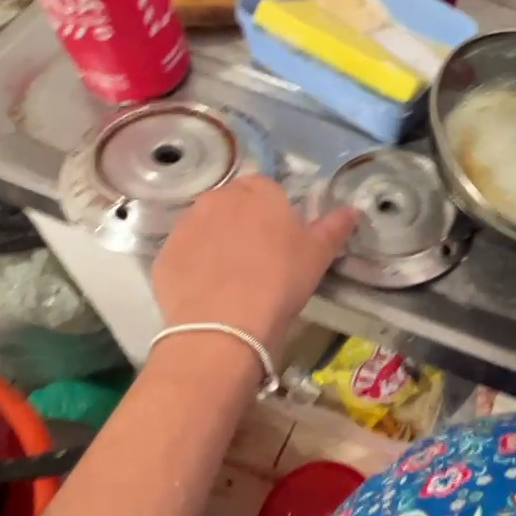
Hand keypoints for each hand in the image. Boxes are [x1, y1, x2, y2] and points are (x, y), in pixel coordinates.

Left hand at [150, 175, 357, 346]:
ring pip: (205, 228)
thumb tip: (352, 210)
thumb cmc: (280, 281)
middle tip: (259, 259)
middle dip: (243, 224)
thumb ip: (334, 227)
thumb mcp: (318, 255)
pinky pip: (184, 255)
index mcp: (257, 191)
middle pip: (233, 204)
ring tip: (232, 278)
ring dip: (217, 243)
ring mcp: (185, 226)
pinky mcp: (164, 256)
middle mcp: (217, 198)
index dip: (275, 213)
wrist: (224, 326)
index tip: (283, 240)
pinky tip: (209, 293)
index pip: (267, 188)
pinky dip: (194, 268)